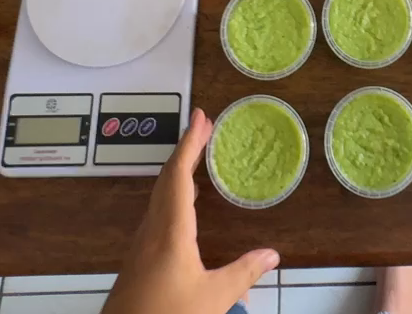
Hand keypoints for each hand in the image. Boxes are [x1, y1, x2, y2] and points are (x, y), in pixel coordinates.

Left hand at [102, 109, 278, 313]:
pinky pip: (156, 211)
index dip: (191, 143)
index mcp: (171, 230)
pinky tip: (182, 204)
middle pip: (167, 177)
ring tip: (195, 156)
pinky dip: (172, 192)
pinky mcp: (138, 260)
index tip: (201, 116)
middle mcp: (152, 229)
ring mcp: (141, 244)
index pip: (180, 174)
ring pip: (159, 194)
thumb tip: (273, 254)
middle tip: (204, 125)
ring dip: (177, 170)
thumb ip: (243, 274)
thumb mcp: (212, 300)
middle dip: (186, 148)